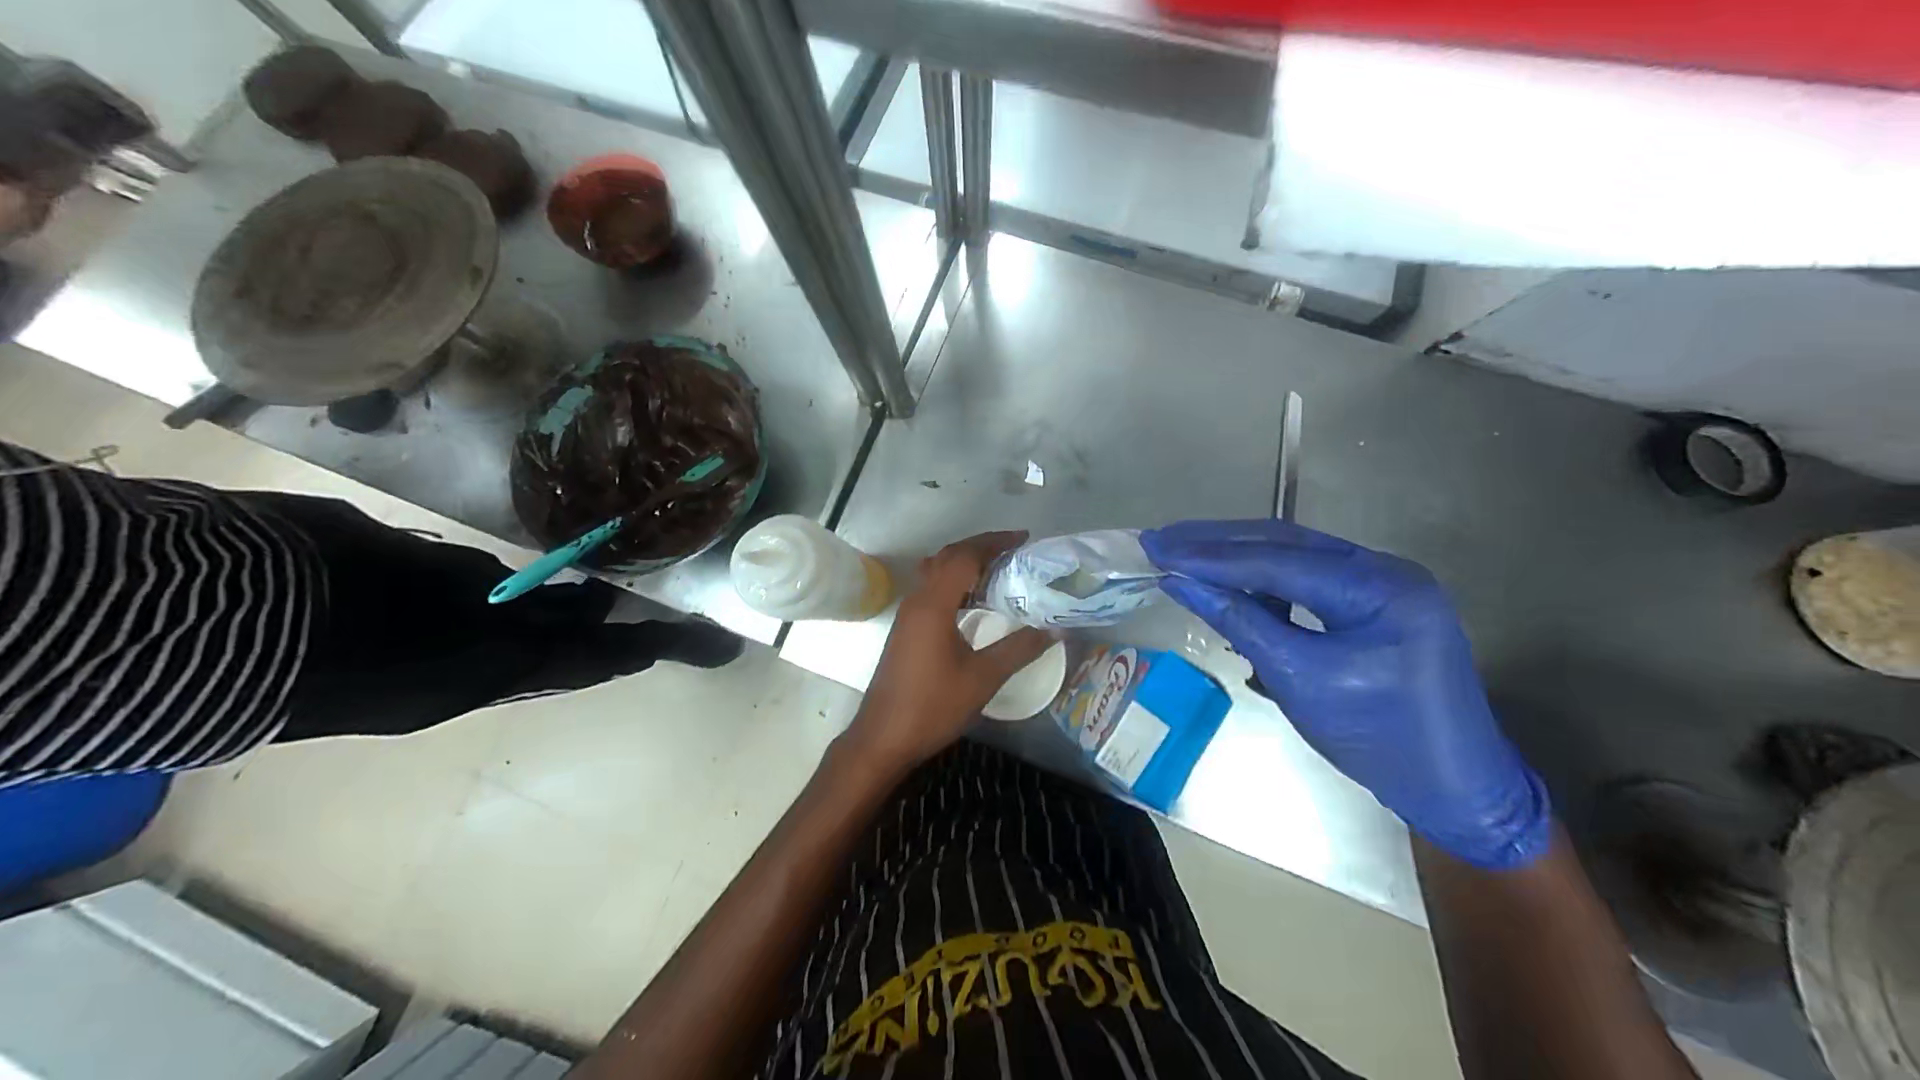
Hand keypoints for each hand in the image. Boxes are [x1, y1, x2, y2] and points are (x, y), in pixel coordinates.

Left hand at [844, 531, 1053, 774]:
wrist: (882, 737)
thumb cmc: (932, 706)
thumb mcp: (983, 678)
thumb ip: (1019, 648)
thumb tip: (1055, 629)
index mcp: (933, 604)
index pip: (964, 556)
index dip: (995, 543)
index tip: (1024, 540)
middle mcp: (917, 601)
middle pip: (948, 558)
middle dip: (981, 548)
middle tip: (1016, 552)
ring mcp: (908, 616)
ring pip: (937, 573)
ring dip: (966, 565)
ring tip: (1000, 572)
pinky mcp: (906, 630)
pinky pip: (932, 592)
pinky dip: (955, 585)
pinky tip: (975, 604)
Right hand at [1140, 519, 1551, 869]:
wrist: (1455, 789)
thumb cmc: (1379, 740)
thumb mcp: (1299, 680)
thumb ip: (1239, 622)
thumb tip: (1178, 584)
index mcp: (1377, 587)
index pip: (1276, 559)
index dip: (1209, 556)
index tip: (1156, 547)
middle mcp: (1384, 570)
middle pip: (1286, 542)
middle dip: (1218, 543)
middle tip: (1161, 540)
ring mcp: (1383, 584)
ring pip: (1296, 556)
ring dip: (1238, 558)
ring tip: (1185, 559)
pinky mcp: (1375, 603)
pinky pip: (1310, 579)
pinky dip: (1266, 582)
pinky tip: (1232, 589)